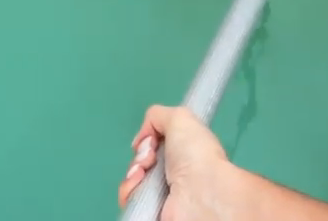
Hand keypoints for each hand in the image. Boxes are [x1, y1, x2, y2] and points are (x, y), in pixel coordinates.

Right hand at [118, 105, 239, 220]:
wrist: (198, 194)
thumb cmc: (194, 152)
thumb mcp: (180, 118)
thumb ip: (158, 116)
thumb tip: (144, 137)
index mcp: (184, 150)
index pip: (157, 143)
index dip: (149, 138)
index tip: (152, 139)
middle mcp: (173, 171)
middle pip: (143, 160)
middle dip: (140, 154)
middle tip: (149, 157)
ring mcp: (160, 192)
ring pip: (133, 178)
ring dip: (133, 171)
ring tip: (143, 172)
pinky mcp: (150, 210)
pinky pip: (130, 198)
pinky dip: (129, 189)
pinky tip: (139, 183)